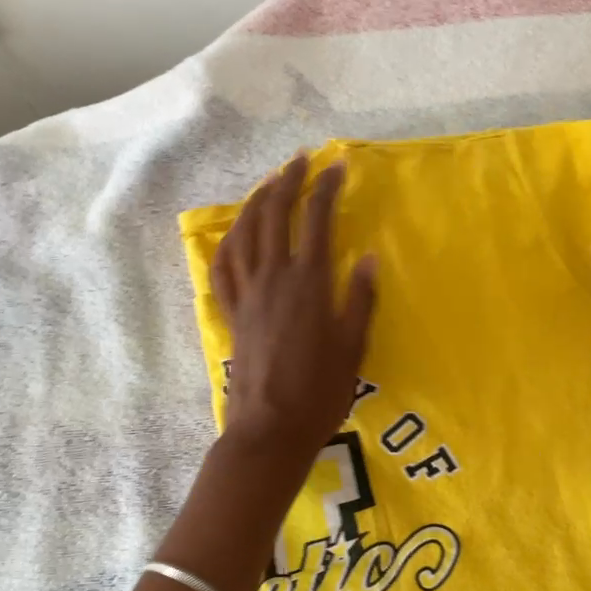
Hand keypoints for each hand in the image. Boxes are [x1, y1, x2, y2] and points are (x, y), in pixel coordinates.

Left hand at [210, 154, 376, 463]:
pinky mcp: (231, 312)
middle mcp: (273, 278)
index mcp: (308, 283)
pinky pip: (223, 266)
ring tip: (269, 183)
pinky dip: (228, 240)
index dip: (326, 188)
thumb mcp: (353, 347)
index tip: (337, 167)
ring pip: (244, 232)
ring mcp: (247, 294)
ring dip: (256, 201)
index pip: (316, 220)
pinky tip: (235, 232)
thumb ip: (359, 299)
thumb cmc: (320, 393)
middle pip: (274, 214)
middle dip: (287, 181)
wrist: (270, 430)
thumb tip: (366, 257)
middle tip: (300, 161)